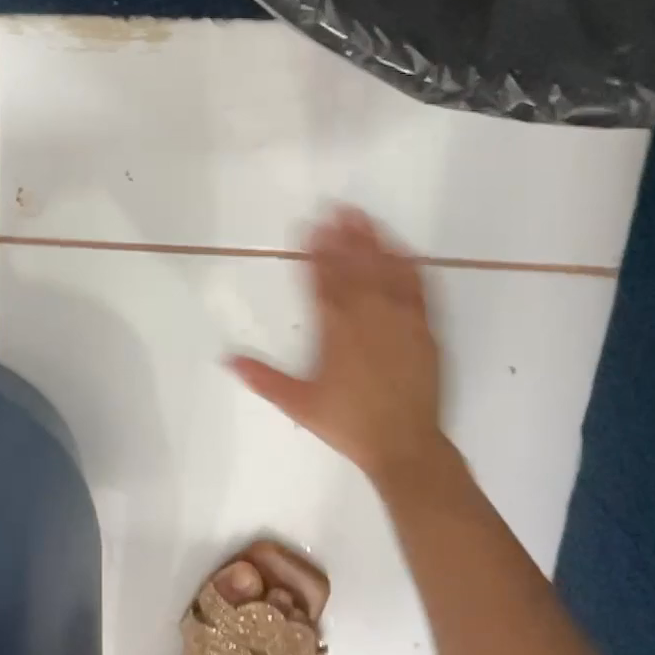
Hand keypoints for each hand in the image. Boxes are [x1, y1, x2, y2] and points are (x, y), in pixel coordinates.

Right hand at [229, 207, 451, 488]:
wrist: (406, 447)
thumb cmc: (349, 424)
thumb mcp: (300, 404)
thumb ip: (264, 378)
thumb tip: (227, 357)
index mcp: (337, 333)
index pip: (324, 283)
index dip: (316, 253)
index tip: (310, 227)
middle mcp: (370, 320)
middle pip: (356, 269)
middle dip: (344, 236)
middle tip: (336, 208)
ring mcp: (402, 323)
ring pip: (387, 272)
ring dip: (375, 242)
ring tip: (364, 217)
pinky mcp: (426, 331)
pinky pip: (419, 291)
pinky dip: (410, 267)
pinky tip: (403, 250)